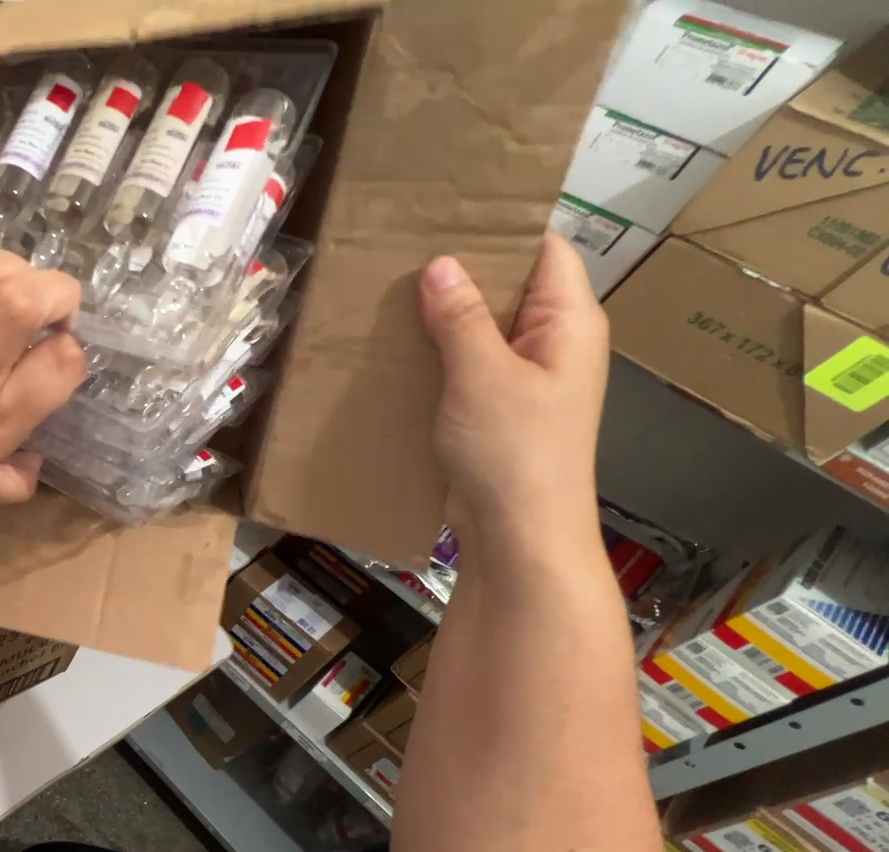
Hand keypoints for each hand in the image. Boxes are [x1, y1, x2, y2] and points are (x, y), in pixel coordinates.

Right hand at [420, 232, 608, 546]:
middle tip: (398, 256)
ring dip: (438, 319)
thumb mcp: (483, 377)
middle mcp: (550, 344)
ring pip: (478, 331)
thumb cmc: (513, 450)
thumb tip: (440, 263)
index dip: (499, 230)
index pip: (543, 252)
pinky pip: (462, 367)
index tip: (442, 217)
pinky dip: (433, 357)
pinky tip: (394, 353)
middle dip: (457, 274)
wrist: (517, 531)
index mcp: (568, 323)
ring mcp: (521, 379)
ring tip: (386, 300)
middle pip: (506, 290)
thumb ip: (462, 319)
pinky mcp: (492, 409)